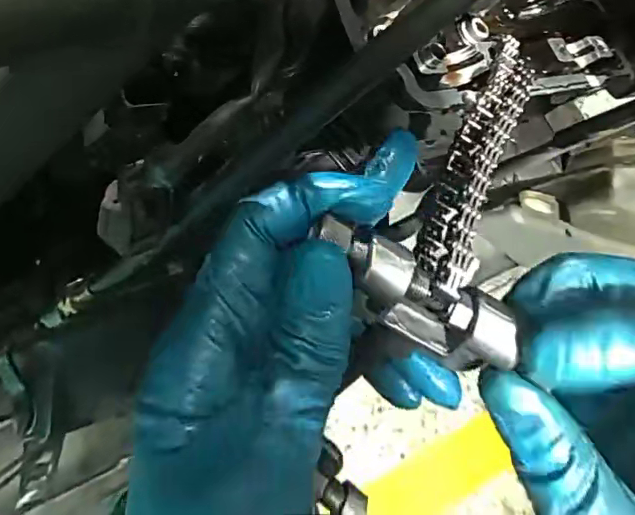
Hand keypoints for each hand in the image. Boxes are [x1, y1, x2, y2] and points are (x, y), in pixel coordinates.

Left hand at [128, 131, 417, 514]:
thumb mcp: (273, 443)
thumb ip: (302, 346)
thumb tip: (327, 248)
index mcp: (205, 341)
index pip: (255, 230)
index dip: (314, 197)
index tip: (373, 190)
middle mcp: (228, 340)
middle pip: (299, 260)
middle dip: (365, 255)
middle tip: (415, 250)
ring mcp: (256, 366)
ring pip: (327, 306)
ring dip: (384, 318)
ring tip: (430, 354)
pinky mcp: (281, 394)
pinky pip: (333, 351)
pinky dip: (376, 359)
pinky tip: (412, 385)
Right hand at [480, 254, 634, 514]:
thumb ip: (564, 472)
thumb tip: (507, 387)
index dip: (611, 337)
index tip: (543, 356)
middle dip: (581, 295)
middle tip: (522, 316)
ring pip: (615, 302)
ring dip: (556, 302)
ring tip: (508, 328)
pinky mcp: (609, 393)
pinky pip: (578, 334)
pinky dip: (540, 328)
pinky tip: (508, 348)